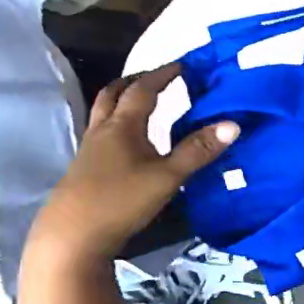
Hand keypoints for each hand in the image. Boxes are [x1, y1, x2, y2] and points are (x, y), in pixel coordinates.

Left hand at [30, 63, 238, 263]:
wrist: (72, 237)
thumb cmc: (121, 201)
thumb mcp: (167, 177)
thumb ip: (198, 151)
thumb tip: (232, 124)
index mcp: (122, 127)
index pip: (144, 90)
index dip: (163, 75)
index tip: (182, 65)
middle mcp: (102, 132)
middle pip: (113, 94)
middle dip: (134, 81)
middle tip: (155, 77)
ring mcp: (89, 151)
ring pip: (102, 113)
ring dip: (120, 101)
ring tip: (138, 103)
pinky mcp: (83, 170)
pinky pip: (100, 134)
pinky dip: (115, 125)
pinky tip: (125, 143)